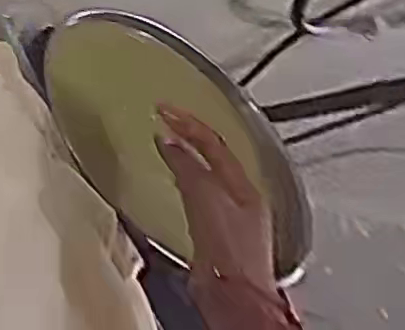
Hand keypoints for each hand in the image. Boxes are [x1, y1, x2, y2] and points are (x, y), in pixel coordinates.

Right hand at [154, 105, 273, 290]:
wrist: (232, 296)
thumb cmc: (226, 247)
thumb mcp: (204, 195)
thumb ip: (186, 165)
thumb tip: (168, 141)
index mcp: (243, 186)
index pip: (213, 142)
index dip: (187, 121)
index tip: (162, 108)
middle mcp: (240, 197)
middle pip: (211, 153)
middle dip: (187, 132)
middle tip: (162, 115)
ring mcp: (228, 213)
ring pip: (203, 169)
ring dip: (183, 151)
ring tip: (163, 137)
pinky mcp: (213, 228)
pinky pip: (195, 188)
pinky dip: (181, 172)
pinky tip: (170, 172)